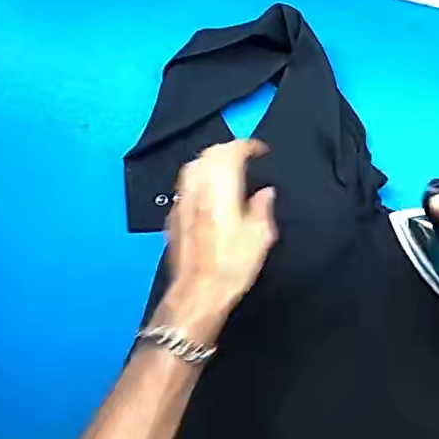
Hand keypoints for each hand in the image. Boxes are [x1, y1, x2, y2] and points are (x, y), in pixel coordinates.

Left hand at [156, 140, 278, 338]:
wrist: (199, 293)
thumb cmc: (231, 267)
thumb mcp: (261, 236)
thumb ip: (263, 208)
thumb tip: (264, 193)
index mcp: (221, 190)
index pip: (230, 151)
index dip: (247, 145)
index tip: (259, 150)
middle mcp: (197, 191)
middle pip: (208, 154)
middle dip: (227, 149)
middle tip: (244, 154)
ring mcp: (182, 204)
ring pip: (192, 167)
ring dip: (210, 161)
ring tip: (226, 167)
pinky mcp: (174, 218)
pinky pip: (185, 187)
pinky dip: (199, 180)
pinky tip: (208, 192)